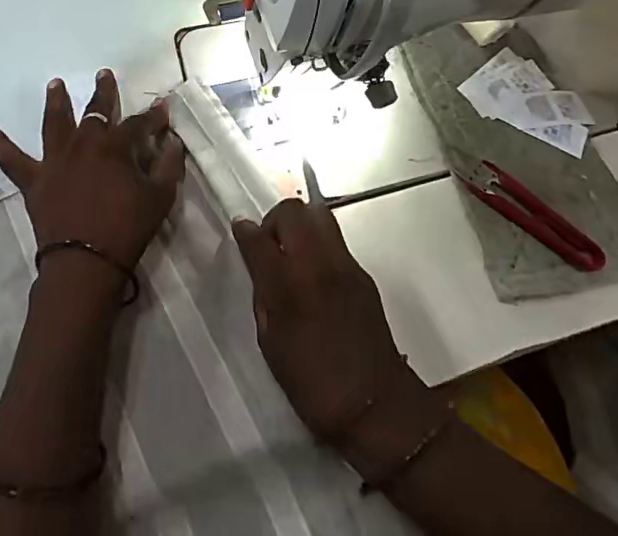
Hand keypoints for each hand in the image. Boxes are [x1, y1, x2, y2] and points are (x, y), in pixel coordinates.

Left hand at [0, 70, 184, 271]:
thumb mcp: (159, 198)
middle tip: (104, 75)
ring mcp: (55, 160)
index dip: (153, 116)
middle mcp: (83, 145)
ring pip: (54, 123)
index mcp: (115, 147)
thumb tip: (172, 142)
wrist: (85, 261)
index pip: (138, 124)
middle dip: (102, 92)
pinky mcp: (33, 180)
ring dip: (55, 101)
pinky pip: (11, 160)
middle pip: (94, 112)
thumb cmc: (127, 229)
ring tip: (55, 84)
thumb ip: (168, 166)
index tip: (162, 108)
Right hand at [234, 199, 447, 463]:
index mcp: (287, 286)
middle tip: (270, 244)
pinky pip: (336, 241)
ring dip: (301, 226)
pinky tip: (315, 273)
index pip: (258, 238)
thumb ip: (263, 295)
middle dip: (276, 219)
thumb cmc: (312, 383)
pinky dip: (319, 245)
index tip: (241, 232)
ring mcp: (345, 266)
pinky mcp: (364, 275)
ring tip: (293, 253)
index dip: (245, 231)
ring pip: (319, 216)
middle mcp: (317, 265)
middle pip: (293, 211)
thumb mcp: (270, 342)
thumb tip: (259, 268)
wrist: (377, 406)